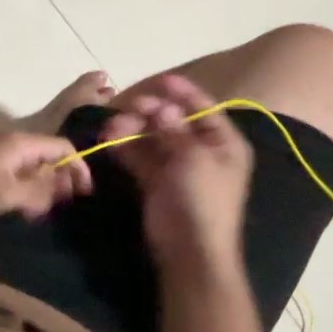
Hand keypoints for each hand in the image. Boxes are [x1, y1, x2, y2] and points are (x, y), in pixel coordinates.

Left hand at [0, 132, 91, 218]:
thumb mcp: (12, 194)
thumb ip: (41, 190)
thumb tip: (64, 187)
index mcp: (22, 142)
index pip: (63, 147)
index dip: (78, 169)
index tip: (84, 192)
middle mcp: (10, 139)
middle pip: (47, 155)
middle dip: (58, 180)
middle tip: (60, 205)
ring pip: (29, 164)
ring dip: (39, 185)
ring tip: (38, 210)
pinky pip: (12, 168)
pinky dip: (22, 184)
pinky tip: (17, 205)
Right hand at [105, 75, 252, 272]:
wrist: (190, 251)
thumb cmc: (201, 201)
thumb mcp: (192, 159)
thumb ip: (174, 129)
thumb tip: (161, 106)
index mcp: (223, 144)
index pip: (204, 109)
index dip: (182, 93)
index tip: (158, 80)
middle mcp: (202, 151)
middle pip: (173, 122)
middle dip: (148, 112)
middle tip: (126, 107)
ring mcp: (178, 167)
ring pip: (152, 138)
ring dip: (131, 129)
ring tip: (110, 127)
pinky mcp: (156, 182)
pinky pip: (139, 157)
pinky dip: (125, 148)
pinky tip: (108, 141)